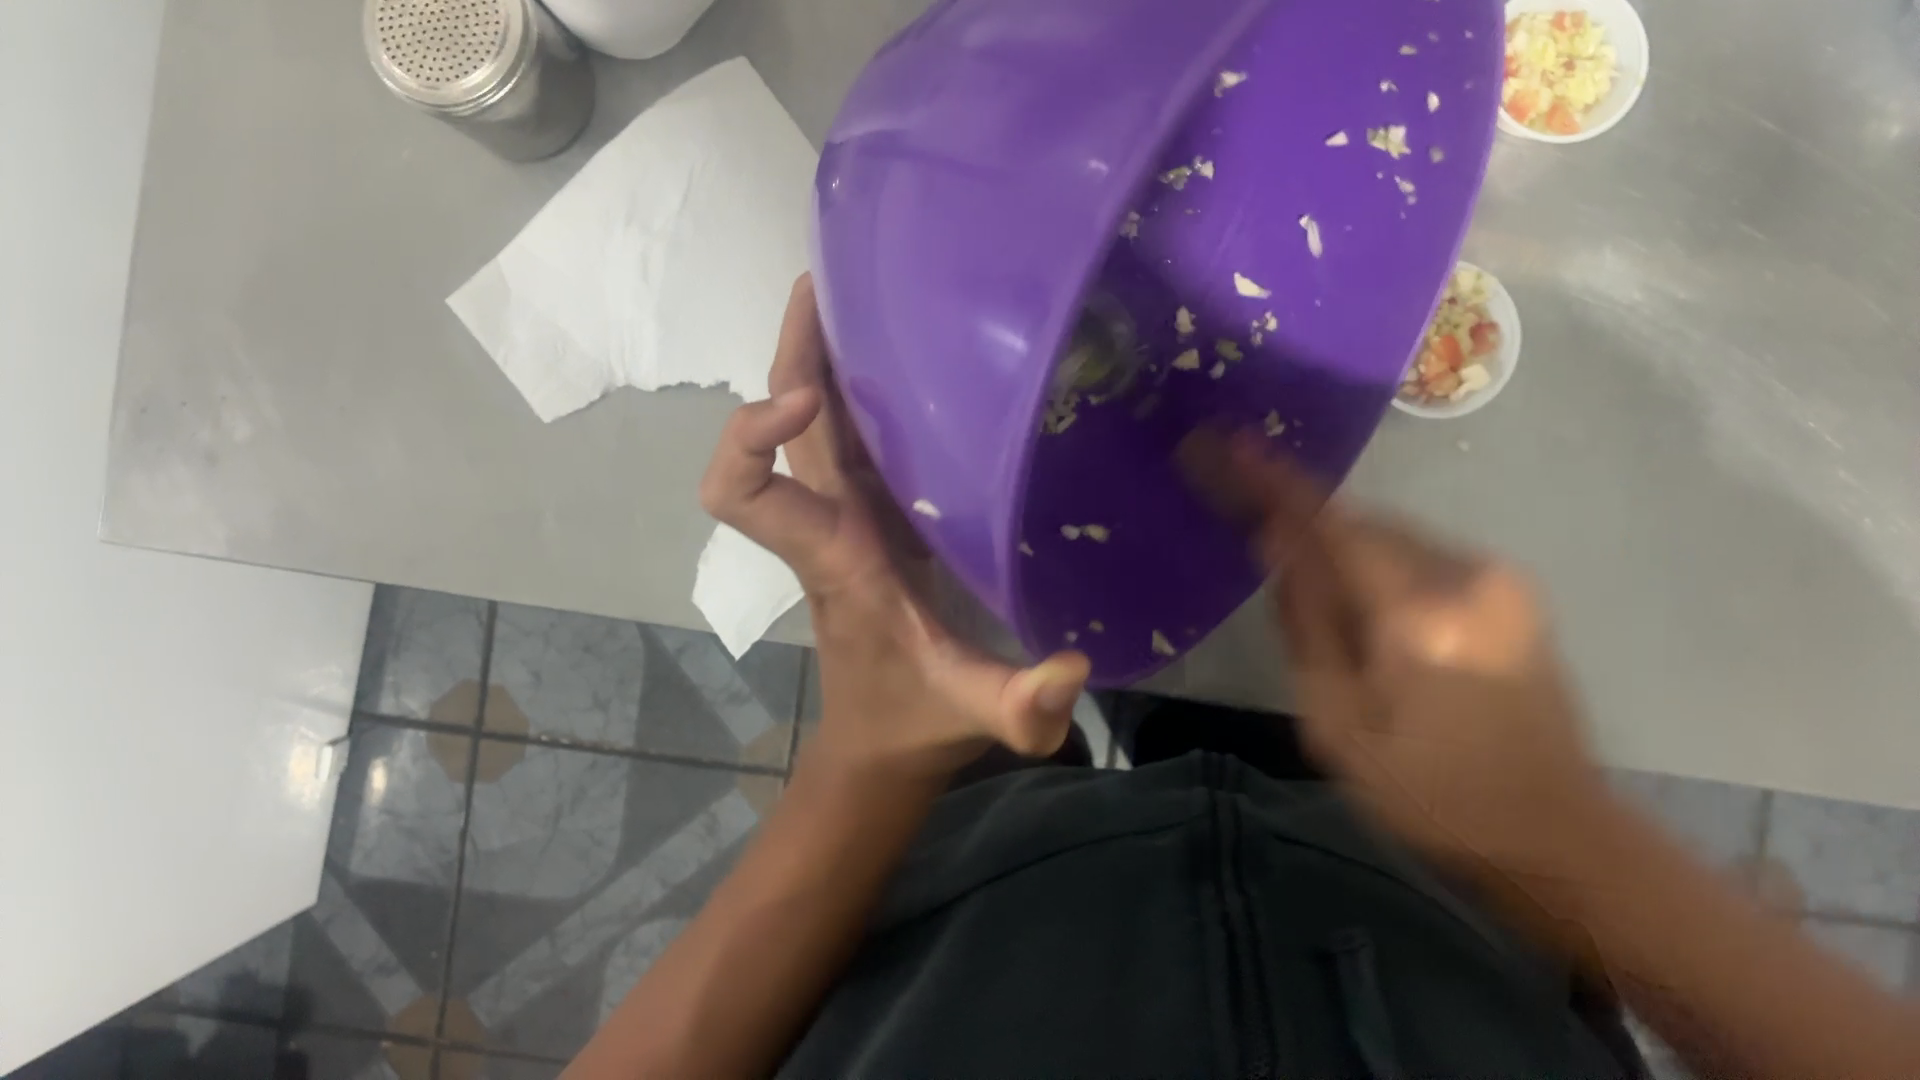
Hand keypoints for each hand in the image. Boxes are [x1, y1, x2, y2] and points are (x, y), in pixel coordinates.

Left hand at [701, 276, 1090, 784]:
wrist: (881, 738)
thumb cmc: (914, 718)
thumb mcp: (975, 713)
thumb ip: (1019, 706)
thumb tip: (1074, 669)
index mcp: (833, 556)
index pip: (743, 492)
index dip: (750, 436)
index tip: (804, 398)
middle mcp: (826, 522)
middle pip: (778, 426)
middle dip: (794, 353)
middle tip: (830, 281)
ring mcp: (846, 514)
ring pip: (814, 422)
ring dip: (822, 359)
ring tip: (864, 293)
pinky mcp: (873, 515)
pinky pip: (851, 438)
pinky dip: (861, 392)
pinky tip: (909, 361)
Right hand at [1192, 432, 1608, 879]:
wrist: (1560, 840)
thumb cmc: (1432, 796)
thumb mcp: (1339, 727)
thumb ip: (1306, 626)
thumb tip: (1277, 548)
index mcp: (1417, 614)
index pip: (1332, 525)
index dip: (1276, 482)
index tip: (1233, 445)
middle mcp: (1466, 577)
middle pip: (1363, 524)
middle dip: (1306, 521)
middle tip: (1253, 525)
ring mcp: (1500, 583)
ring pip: (1394, 538)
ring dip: (1343, 547)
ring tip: (1303, 575)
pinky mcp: (1515, 597)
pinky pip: (1423, 557)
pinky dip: (1380, 564)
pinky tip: (1362, 603)